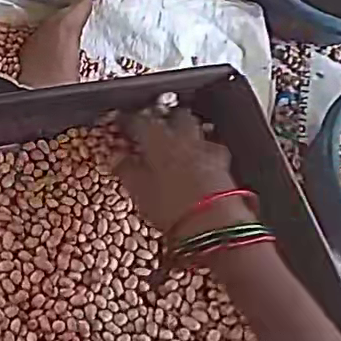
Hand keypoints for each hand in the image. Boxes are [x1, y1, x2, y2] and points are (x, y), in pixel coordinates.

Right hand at [115, 108, 252, 235]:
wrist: (213, 225)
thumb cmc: (170, 207)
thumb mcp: (137, 190)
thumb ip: (126, 169)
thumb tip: (116, 157)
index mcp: (158, 140)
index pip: (139, 121)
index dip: (127, 120)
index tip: (120, 122)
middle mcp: (185, 139)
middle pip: (174, 115)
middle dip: (162, 117)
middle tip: (150, 126)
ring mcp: (207, 150)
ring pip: (195, 128)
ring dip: (184, 130)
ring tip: (173, 141)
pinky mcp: (224, 165)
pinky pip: (210, 147)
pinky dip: (201, 149)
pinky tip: (197, 159)